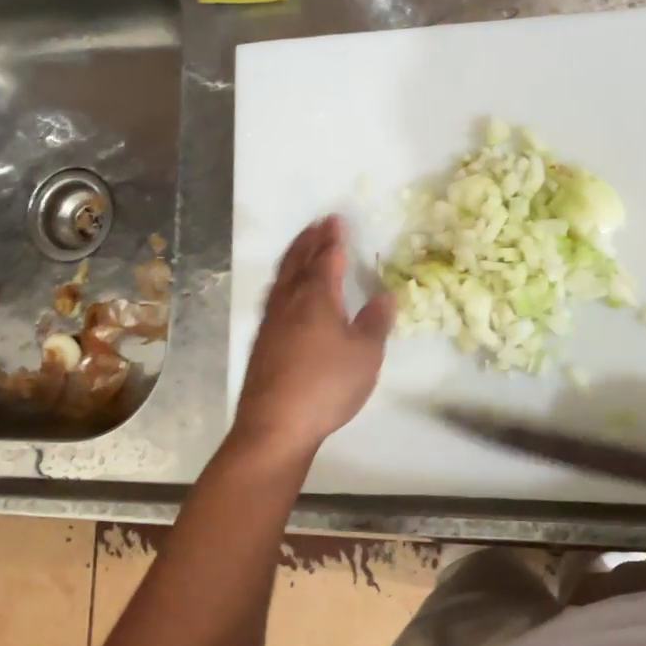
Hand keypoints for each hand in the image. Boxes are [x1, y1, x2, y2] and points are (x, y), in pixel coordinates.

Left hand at [232, 216, 394, 460]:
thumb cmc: (325, 386)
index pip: (325, 258)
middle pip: (297, 262)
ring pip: (282, 278)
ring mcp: (271, 322)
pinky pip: (275, 296)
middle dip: (309, 240)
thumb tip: (384, 296)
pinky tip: (287, 292)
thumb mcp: (365, 355)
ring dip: (293, 257)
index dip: (332, 238)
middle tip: (318, 223)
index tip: (336, 220)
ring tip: (302, 248)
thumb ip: (375, 323)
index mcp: (316, 298)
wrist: (274, 424)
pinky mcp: (262, 342)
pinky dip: (284, 281)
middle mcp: (289, 302)